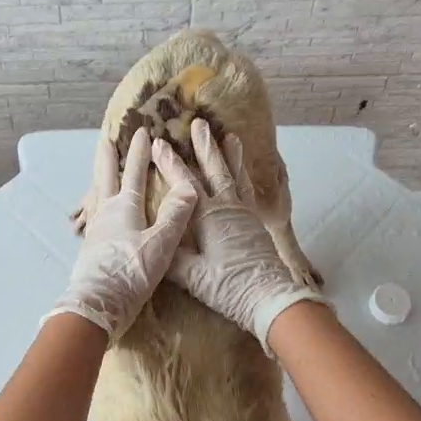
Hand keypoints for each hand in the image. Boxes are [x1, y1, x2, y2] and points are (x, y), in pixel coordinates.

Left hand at [49, 128, 198, 337]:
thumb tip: (190, 187)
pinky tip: (97, 214)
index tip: (142, 132)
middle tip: (106, 140)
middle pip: (105, 178)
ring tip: (100, 173)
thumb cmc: (131, 272)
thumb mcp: (161, 243)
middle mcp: (106, 212)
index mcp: (124, 207)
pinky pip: (93, 214)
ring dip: (100, 179)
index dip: (139, 152)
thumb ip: (176, 214)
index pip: (133, 172)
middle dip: (108, 158)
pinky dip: (96, 203)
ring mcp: (95, 229)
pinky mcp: (91, 246)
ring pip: (96, 195)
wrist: (97, 304)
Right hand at [162, 119, 323, 348]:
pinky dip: (244, 176)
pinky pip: (247, 190)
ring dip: (230, 155)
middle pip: (215, 170)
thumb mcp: (193, 277)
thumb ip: (171, 258)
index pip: (185, 184)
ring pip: (235, 177)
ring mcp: (244, 214)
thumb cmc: (228, 287)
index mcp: (208, 218)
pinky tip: (242, 173)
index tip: (159, 144)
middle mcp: (227, 209)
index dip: (171, 164)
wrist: (269, 298)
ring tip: (229, 135)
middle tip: (199, 123)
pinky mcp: (255, 223)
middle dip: (205, 146)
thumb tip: (151, 243)